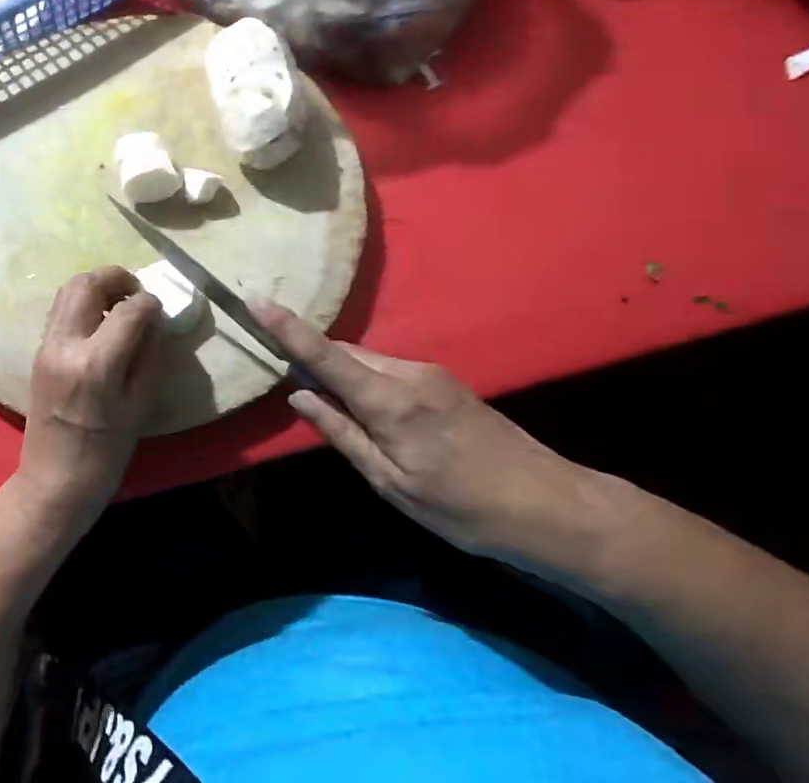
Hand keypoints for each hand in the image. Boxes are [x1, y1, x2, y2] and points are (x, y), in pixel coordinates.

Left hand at [13, 267, 161, 524]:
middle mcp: (64, 344)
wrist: (54, 479)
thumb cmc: (106, 452)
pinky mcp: (38, 351)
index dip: (150, 302)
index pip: (128, 310)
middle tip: (137, 292)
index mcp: (94, 363)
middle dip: (116, 278)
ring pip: (67, 291)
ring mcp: (45, 345)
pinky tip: (100, 323)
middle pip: (86, 284)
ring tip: (119, 304)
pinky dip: (82, 304)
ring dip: (96, 287)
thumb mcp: (140, 405)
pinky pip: (60, 312)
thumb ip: (149, 354)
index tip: (161, 308)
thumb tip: (154, 318)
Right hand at [253, 299, 619, 575]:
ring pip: (365, 361)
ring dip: (341, 375)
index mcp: (389, 400)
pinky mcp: (444, 382)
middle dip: (313, 361)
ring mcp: (431, 374)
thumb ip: (340, 433)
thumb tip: (298, 395)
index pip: (324, 355)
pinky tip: (373, 416)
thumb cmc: (463, 508)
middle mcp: (408, 374)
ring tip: (337, 414)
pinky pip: (387, 370)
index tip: (255, 300)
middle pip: (343, 354)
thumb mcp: (390, 482)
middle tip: (295, 390)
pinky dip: (366, 381)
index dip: (286, 328)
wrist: (553, 508)